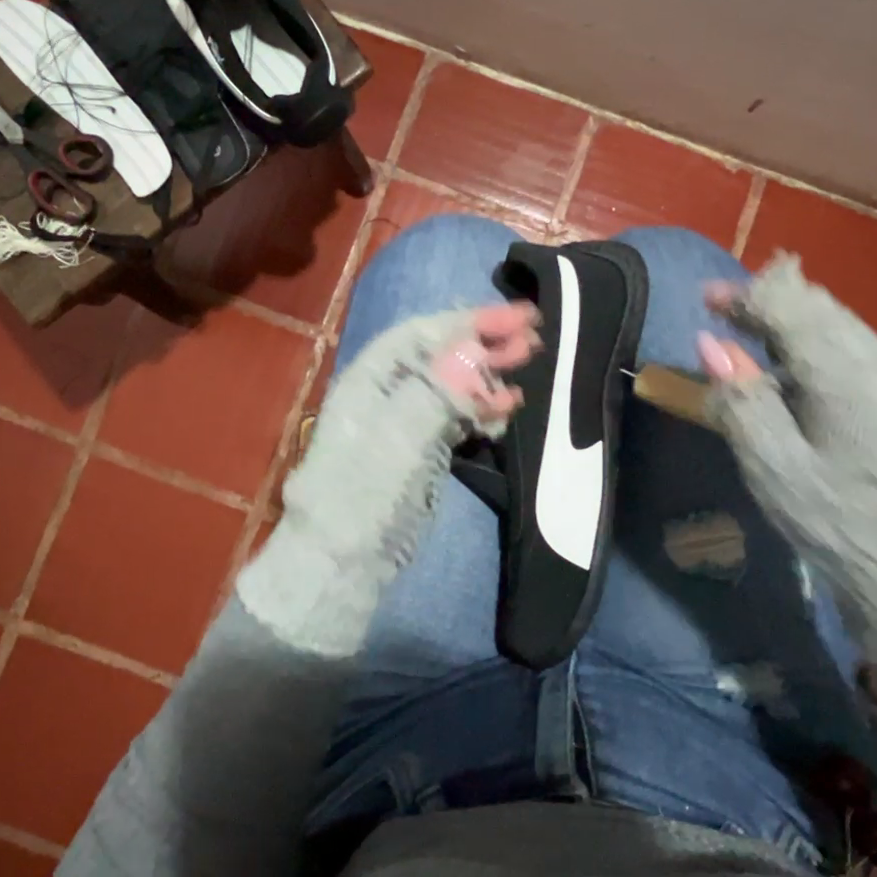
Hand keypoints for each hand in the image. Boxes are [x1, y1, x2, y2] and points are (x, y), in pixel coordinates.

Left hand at [238, 302, 539, 655]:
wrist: (344, 561)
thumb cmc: (364, 495)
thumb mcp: (399, 439)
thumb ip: (435, 391)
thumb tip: (471, 347)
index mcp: (371, 379)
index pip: (425, 334)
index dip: (471, 320)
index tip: (518, 315)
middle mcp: (387, 391)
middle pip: (442, 354)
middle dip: (486, 342)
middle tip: (532, 337)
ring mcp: (405, 420)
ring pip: (454, 382)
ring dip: (489, 371)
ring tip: (528, 362)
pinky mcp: (421, 448)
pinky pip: (457, 415)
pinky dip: (482, 407)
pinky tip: (508, 406)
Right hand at [696, 254, 876, 670]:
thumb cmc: (838, 522)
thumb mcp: (774, 467)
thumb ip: (741, 399)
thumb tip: (710, 344)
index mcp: (851, 376)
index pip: (793, 307)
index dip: (745, 296)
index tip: (706, 300)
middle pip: (819, 309)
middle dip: (768, 304)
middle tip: (721, 314)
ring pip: (839, 326)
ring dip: (792, 325)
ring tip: (750, 341)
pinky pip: (855, 349)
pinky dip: (816, 347)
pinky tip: (793, 372)